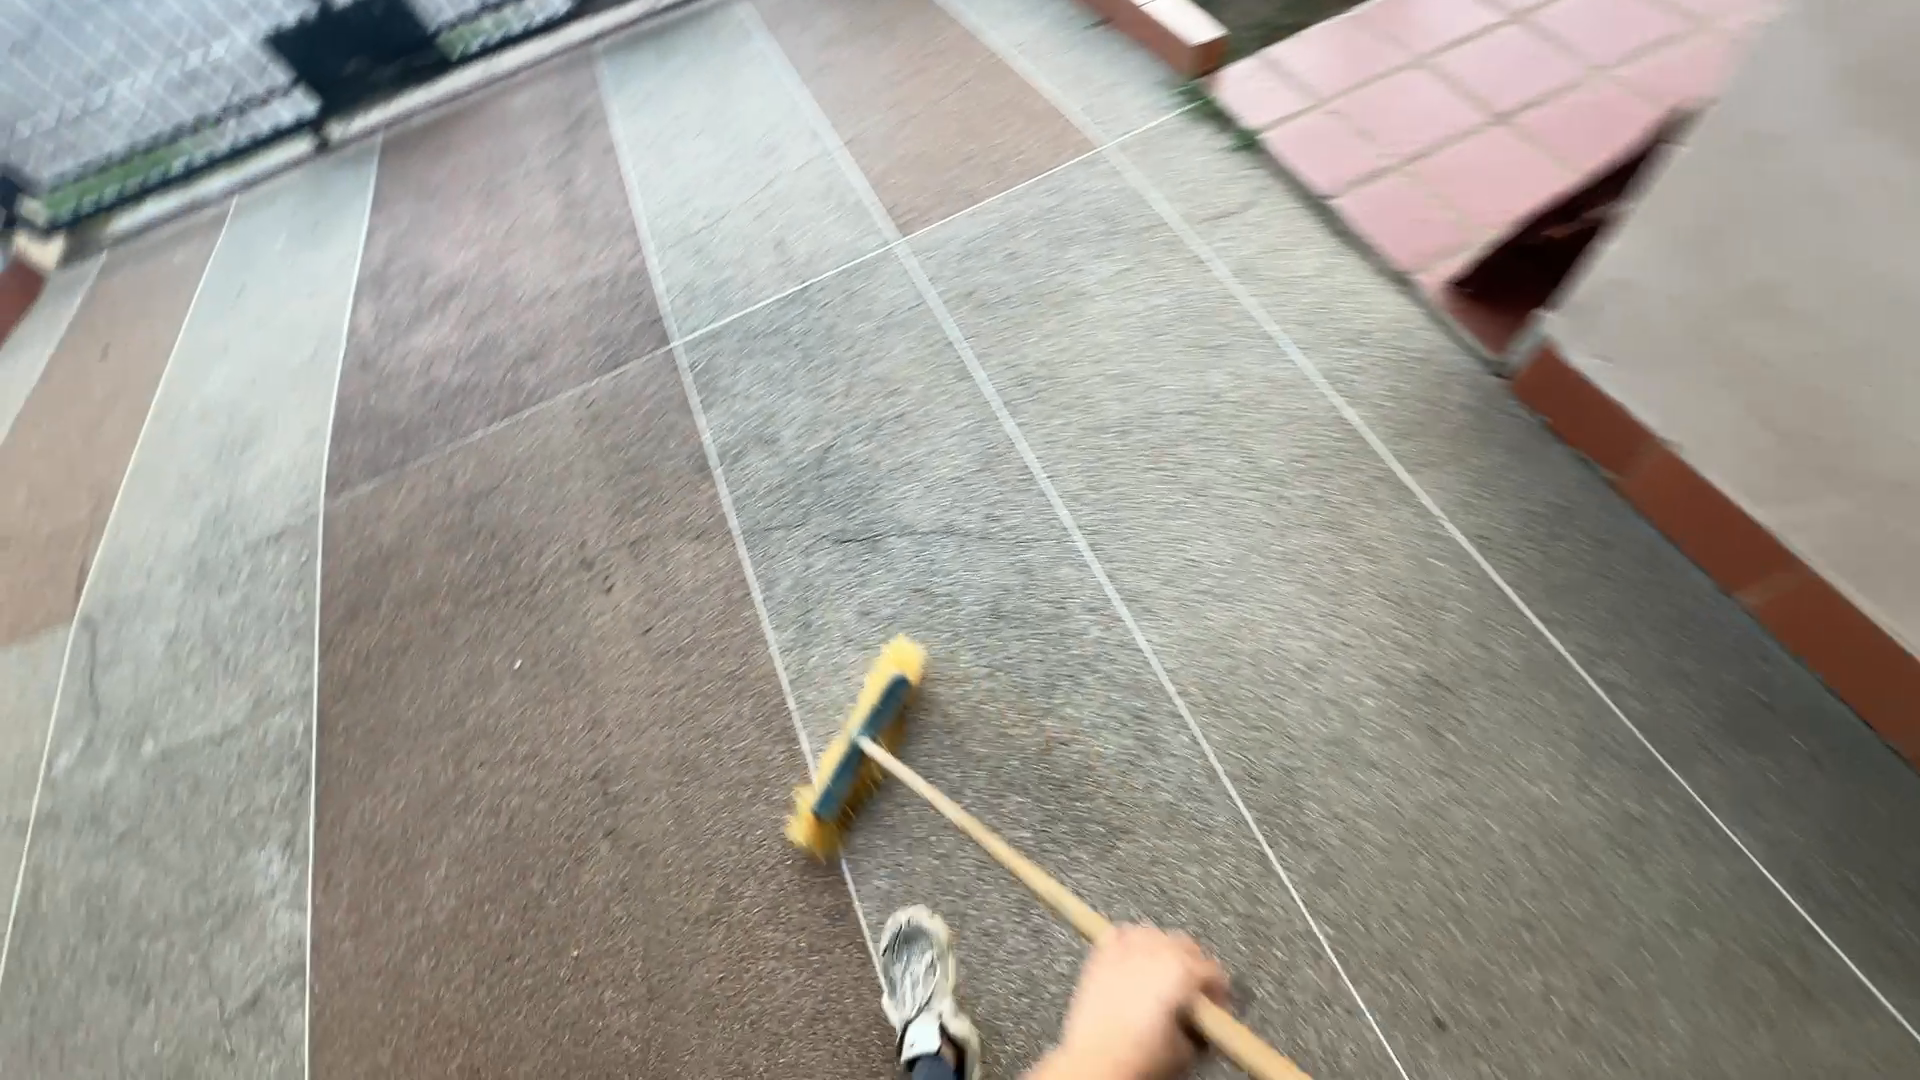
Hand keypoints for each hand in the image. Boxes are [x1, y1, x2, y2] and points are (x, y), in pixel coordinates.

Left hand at [1037, 924, 1228, 1079]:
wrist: (1095, 1058)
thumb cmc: (1139, 1057)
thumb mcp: (1186, 1050)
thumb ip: (1200, 1029)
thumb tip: (1201, 1024)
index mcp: (1181, 971)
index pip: (1212, 969)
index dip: (1218, 989)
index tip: (1216, 1004)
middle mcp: (1155, 950)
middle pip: (1184, 944)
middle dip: (1192, 963)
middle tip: (1192, 988)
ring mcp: (1126, 947)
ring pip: (1153, 933)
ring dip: (1162, 948)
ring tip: (1162, 972)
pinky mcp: (1102, 952)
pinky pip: (1122, 934)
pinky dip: (1131, 942)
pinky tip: (1133, 959)